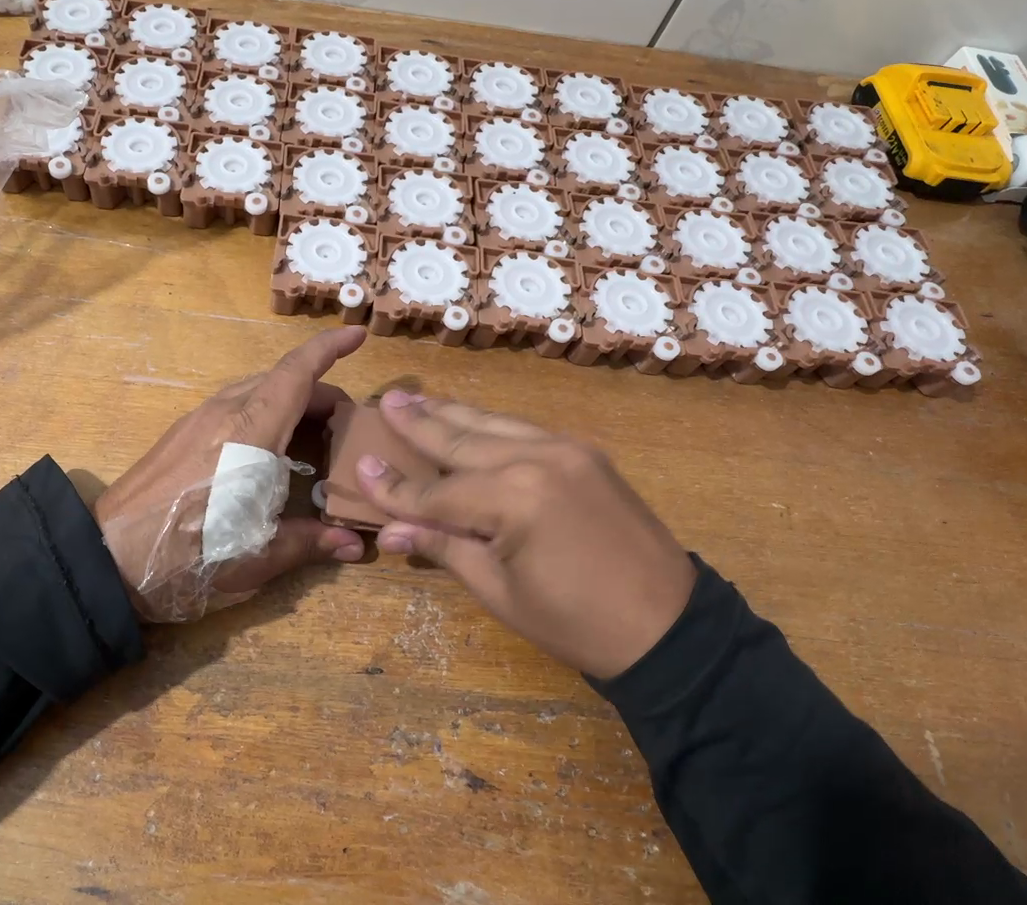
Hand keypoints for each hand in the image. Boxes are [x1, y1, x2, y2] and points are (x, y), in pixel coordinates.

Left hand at [96, 327, 368, 621]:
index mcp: (250, 433)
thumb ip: (308, 543)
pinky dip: (262, 413)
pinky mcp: (180, 434)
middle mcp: (224, 414)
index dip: (328, 348)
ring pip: (254, 391)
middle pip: (279, 381)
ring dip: (288, 402)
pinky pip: (232, 406)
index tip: (358, 335)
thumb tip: (352, 545)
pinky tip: (268, 450)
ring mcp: (197, 420)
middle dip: (318, 390)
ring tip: (313, 436)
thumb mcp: (255, 558)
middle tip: (347, 423)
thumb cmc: (188, 556)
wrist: (107, 559)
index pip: (295, 374)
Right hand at [353, 392, 695, 678]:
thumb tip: (389, 531)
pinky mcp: (586, 454)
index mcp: (514, 498)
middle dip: (420, 423)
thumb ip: (444, 548)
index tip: (359, 468)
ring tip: (418, 399)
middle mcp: (537, 459)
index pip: (437, 490)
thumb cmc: (575, 623)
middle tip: (386, 401)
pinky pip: (526, 431)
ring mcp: (567, 450)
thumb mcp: (499, 592)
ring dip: (454, 413)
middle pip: (463, 439)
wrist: (667, 626)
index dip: (395, 487)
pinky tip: (472, 420)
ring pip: (496, 424)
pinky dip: (492, 425)